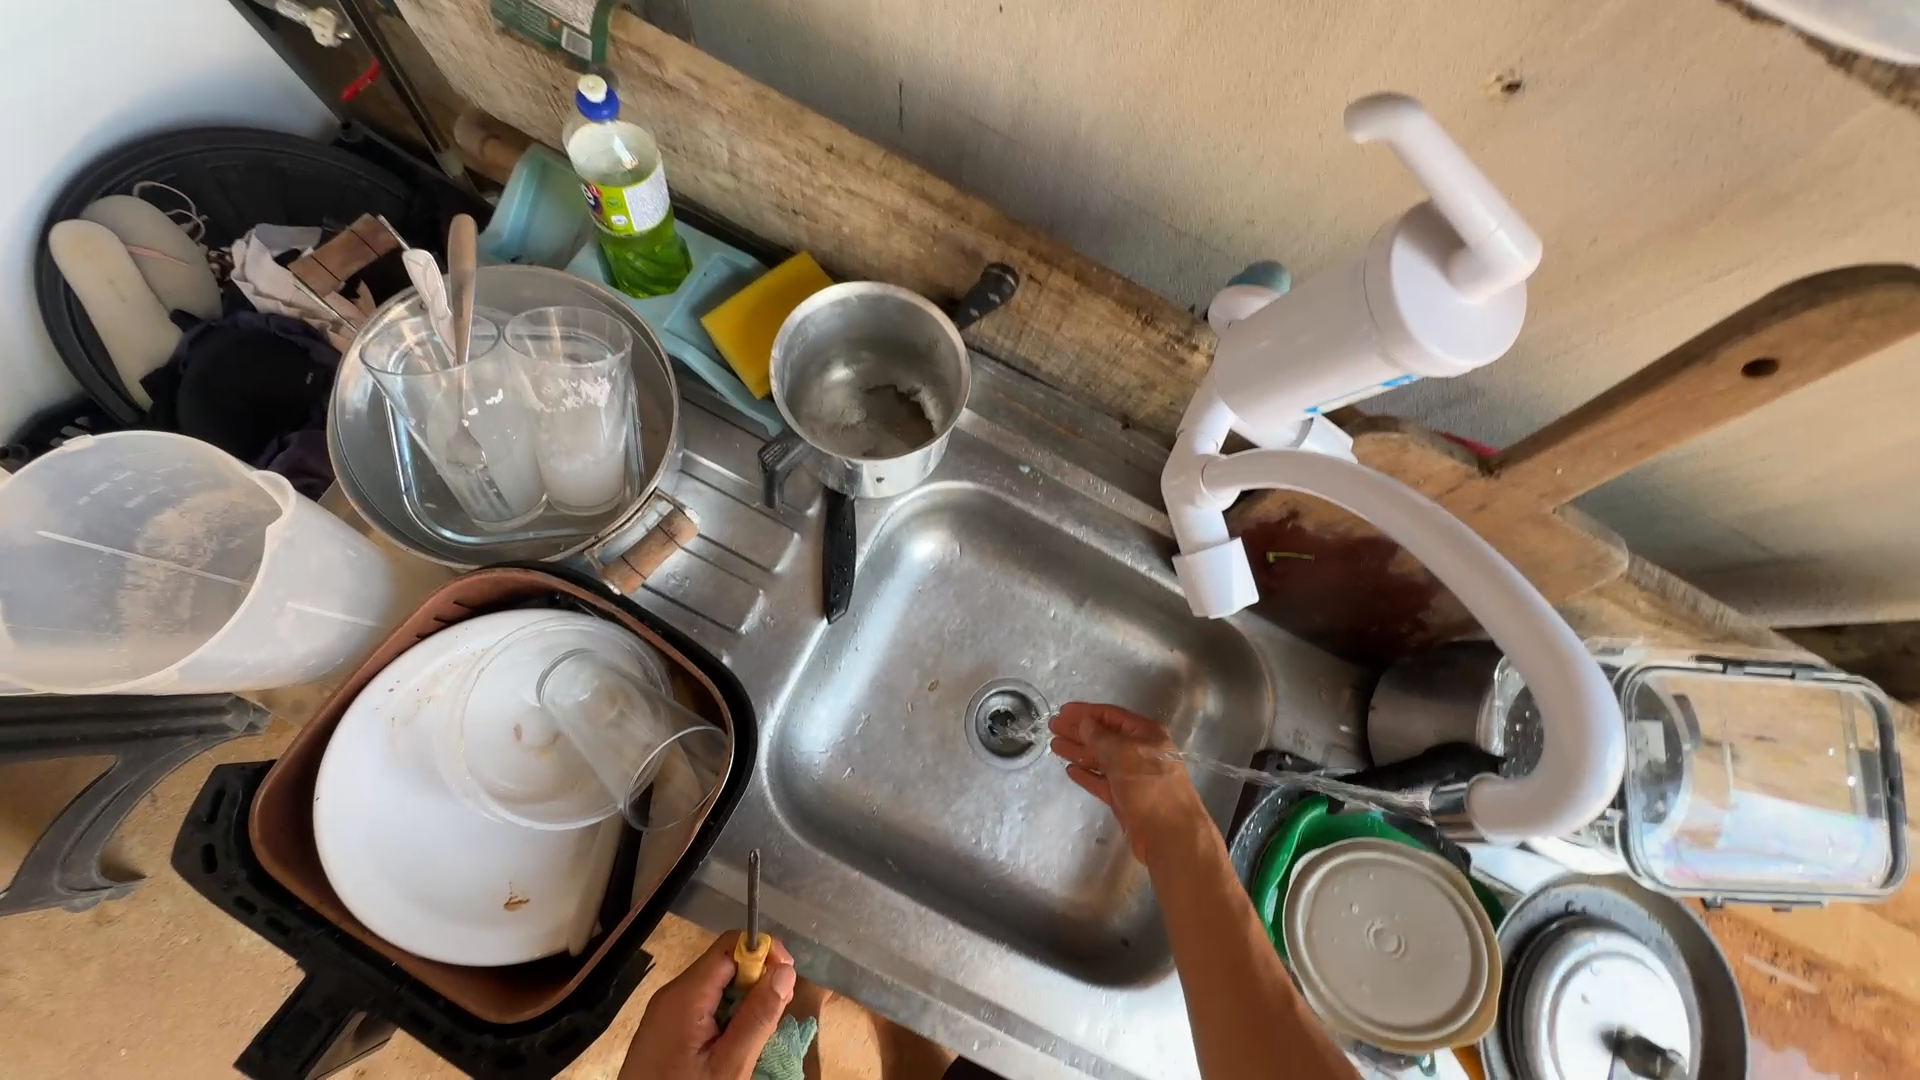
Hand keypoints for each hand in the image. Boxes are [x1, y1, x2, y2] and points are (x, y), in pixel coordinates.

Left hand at [620, 931, 797, 1079]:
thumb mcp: (728, 1068)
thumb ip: (757, 1017)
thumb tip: (786, 971)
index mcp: (685, 994)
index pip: (731, 945)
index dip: (763, 953)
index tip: (786, 982)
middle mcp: (671, 994)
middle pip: (724, 964)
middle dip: (756, 980)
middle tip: (777, 1013)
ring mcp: (663, 1014)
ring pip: (714, 987)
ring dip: (742, 1001)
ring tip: (756, 1035)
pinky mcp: (662, 1032)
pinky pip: (700, 1006)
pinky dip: (724, 1016)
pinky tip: (732, 1045)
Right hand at [1049, 702, 1210, 862]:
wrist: (1170, 835)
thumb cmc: (1149, 786)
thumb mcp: (1122, 753)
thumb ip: (1100, 737)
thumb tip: (1086, 723)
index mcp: (1146, 734)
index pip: (1111, 716)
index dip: (1085, 712)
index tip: (1062, 712)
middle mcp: (1140, 752)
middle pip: (1104, 737)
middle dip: (1079, 731)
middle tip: (1053, 727)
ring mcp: (1133, 777)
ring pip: (1101, 759)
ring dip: (1079, 751)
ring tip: (1055, 746)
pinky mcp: (1126, 799)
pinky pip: (1102, 781)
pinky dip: (1087, 775)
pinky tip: (1070, 770)